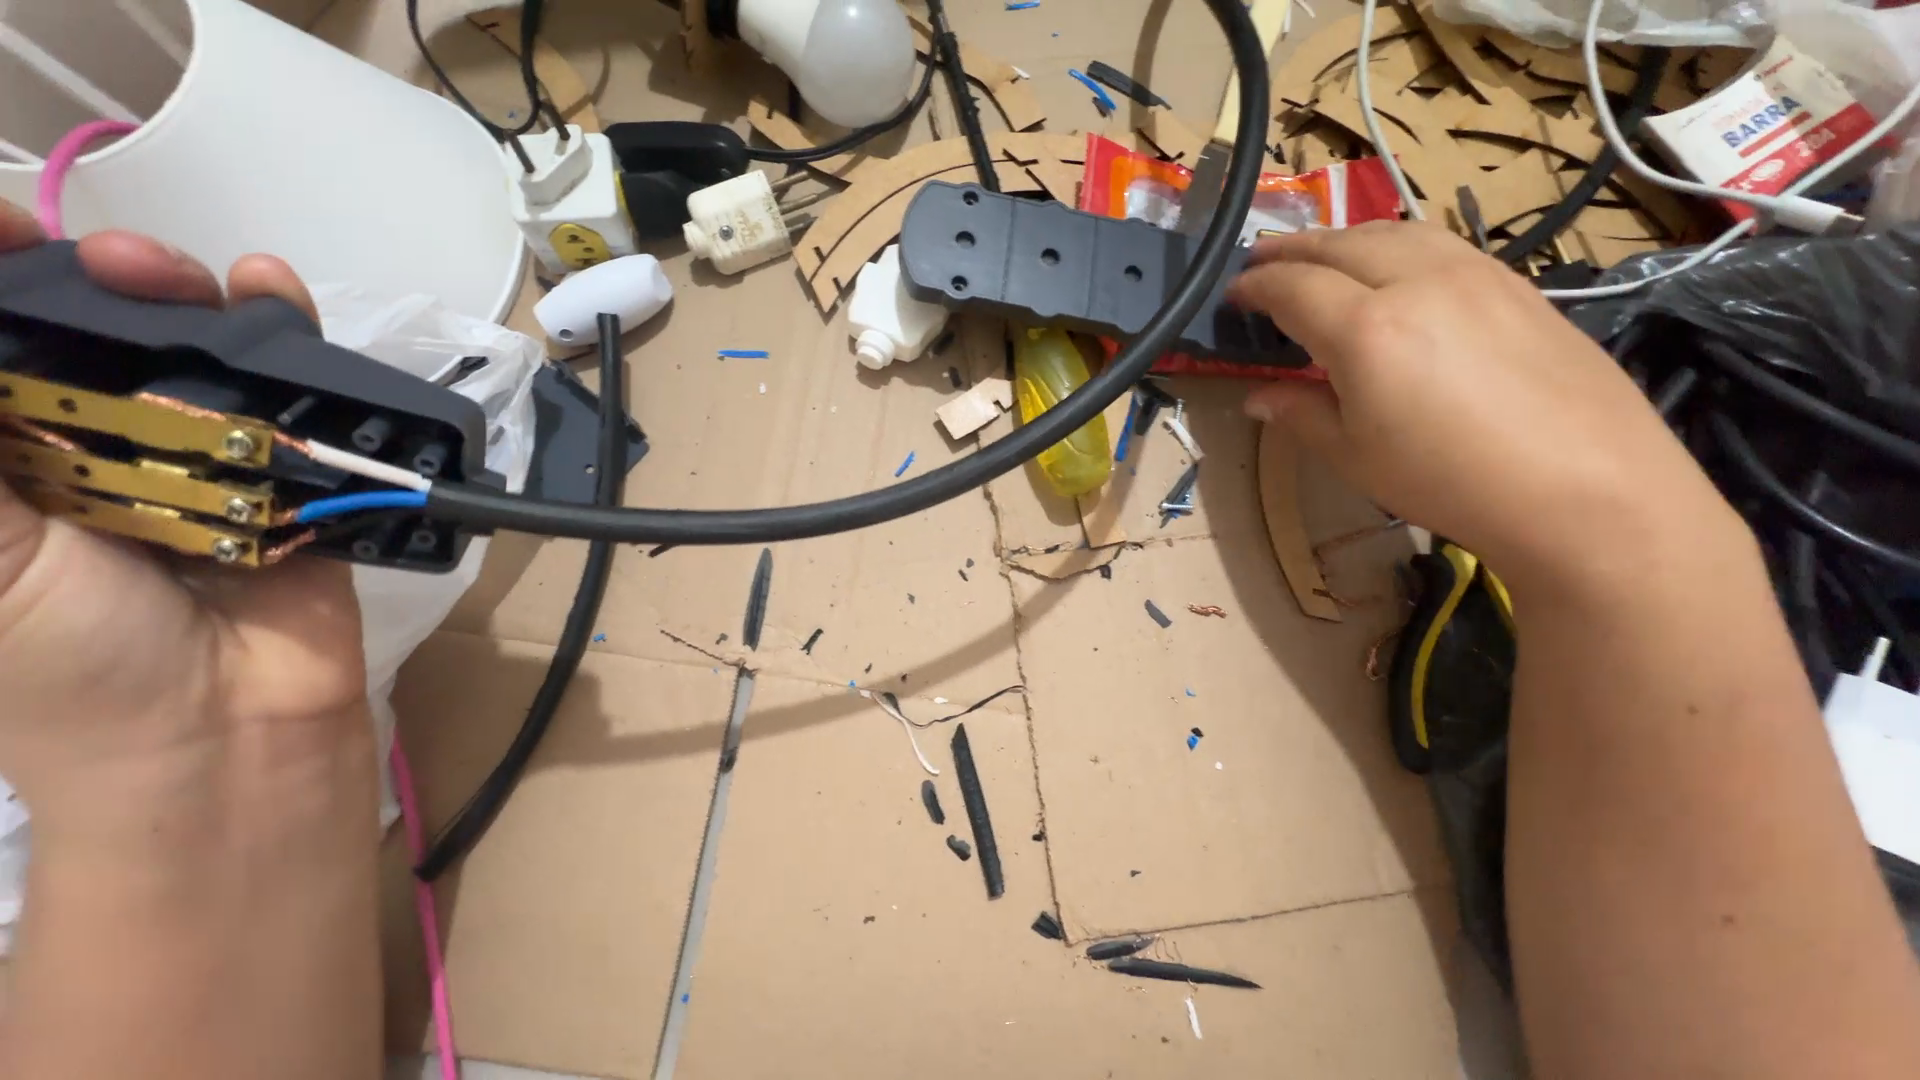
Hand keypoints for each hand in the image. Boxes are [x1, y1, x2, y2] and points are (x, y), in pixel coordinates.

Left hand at [0, 199, 369, 821]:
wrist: (225, 726)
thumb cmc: (58, 657)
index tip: (4, 230)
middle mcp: (81, 438)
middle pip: (76, 325)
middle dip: (85, 275)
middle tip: (114, 264)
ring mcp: (194, 449)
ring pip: (183, 341)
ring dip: (185, 291)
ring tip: (191, 280)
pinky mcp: (286, 466)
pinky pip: (289, 383)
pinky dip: (288, 327)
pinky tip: (276, 288)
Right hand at [1229, 222, 1746, 594]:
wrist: (1586, 486)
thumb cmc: (1450, 481)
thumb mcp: (1355, 457)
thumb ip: (1302, 414)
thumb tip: (1260, 397)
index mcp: (1365, 329)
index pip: (1292, 287)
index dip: (1254, 287)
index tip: (1232, 296)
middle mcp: (1416, 282)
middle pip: (1339, 244)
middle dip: (1291, 248)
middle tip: (1260, 259)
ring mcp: (1473, 274)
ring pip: (1392, 232)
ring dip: (1344, 237)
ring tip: (1320, 255)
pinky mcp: (1514, 283)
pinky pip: (1438, 244)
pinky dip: (1395, 244)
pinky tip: (1394, 268)